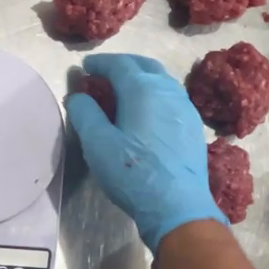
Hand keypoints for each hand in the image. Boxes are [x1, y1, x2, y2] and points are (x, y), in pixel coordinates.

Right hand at [64, 53, 227, 253]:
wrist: (176, 205)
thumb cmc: (132, 173)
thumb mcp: (97, 144)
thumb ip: (84, 115)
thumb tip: (77, 95)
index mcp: (142, 90)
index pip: (119, 65)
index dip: (100, 64)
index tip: (85, 68)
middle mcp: (167, 90)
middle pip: (145, 66)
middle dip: (123, 64)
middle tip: (105, 72)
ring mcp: (185, 108)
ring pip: (161, 81)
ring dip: (141, 78)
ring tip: (124, 90)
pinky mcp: (192, 127)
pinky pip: (170, 98)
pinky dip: (153, 94)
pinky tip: (146, 112)